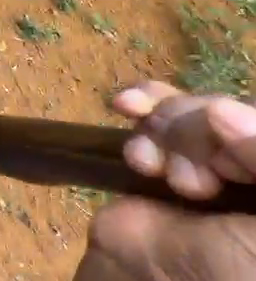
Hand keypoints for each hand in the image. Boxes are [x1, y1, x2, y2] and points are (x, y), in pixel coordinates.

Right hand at [73, 82, 255, 279]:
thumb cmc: (232, 267)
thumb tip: (221, 111)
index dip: (243, 127)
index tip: (228, 160)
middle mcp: (252, 169)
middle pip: (229, 115)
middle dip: (198, 136)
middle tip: (191, 184)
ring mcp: (211, 159)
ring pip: (190, 109)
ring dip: (163, 130)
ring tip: (152, 169)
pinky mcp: (162, 151)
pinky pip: (153, 104)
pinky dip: (139, 101)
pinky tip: (123, 108)